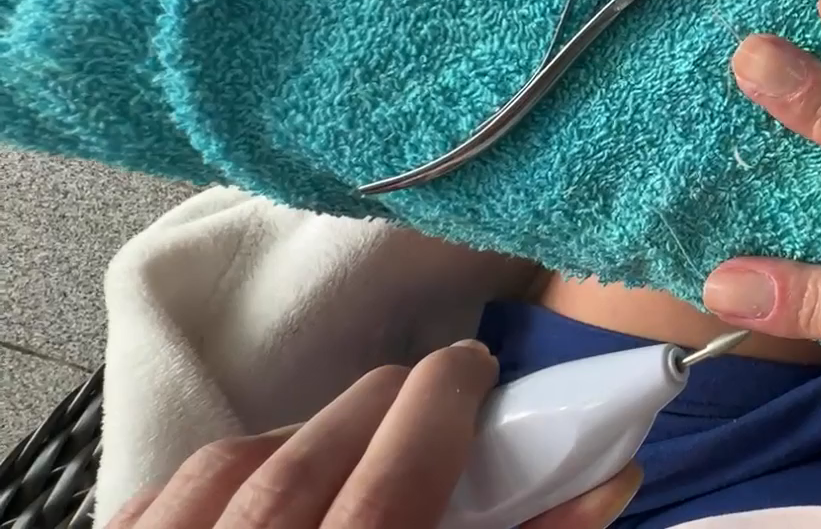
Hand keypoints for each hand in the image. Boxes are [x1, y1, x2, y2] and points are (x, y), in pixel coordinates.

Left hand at [106, 341, 641, 528]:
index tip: (477, 368)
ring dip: (311, 431)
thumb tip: (616, 476)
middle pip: (307, 458)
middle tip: (435, 402)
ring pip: (230, 464)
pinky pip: (157, 499)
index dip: (443, 397)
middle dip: (389, 401)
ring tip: (355, 446)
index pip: (390, 486)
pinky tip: (267, 484)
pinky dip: (227, 471)